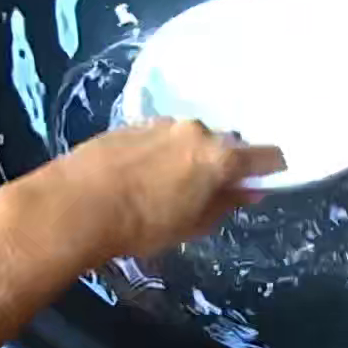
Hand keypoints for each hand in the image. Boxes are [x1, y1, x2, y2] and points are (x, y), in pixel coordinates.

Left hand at [36, 118, 284, 258]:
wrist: (76, 204)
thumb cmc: (143, 224)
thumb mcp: (194, 225)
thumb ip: (226, 203)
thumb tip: (248, 190)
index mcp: (219, 156)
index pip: (264, 155)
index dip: (270, 167)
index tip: (267, 179)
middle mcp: (197, 130)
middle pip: (225, 143)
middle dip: (224, 162)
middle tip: (211, 188)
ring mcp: (163, 123)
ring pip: (191, 137)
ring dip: (191, 155)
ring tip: (171, 182)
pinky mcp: (134, 123)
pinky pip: (163, 136)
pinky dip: (164, 151)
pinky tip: (144, 173)